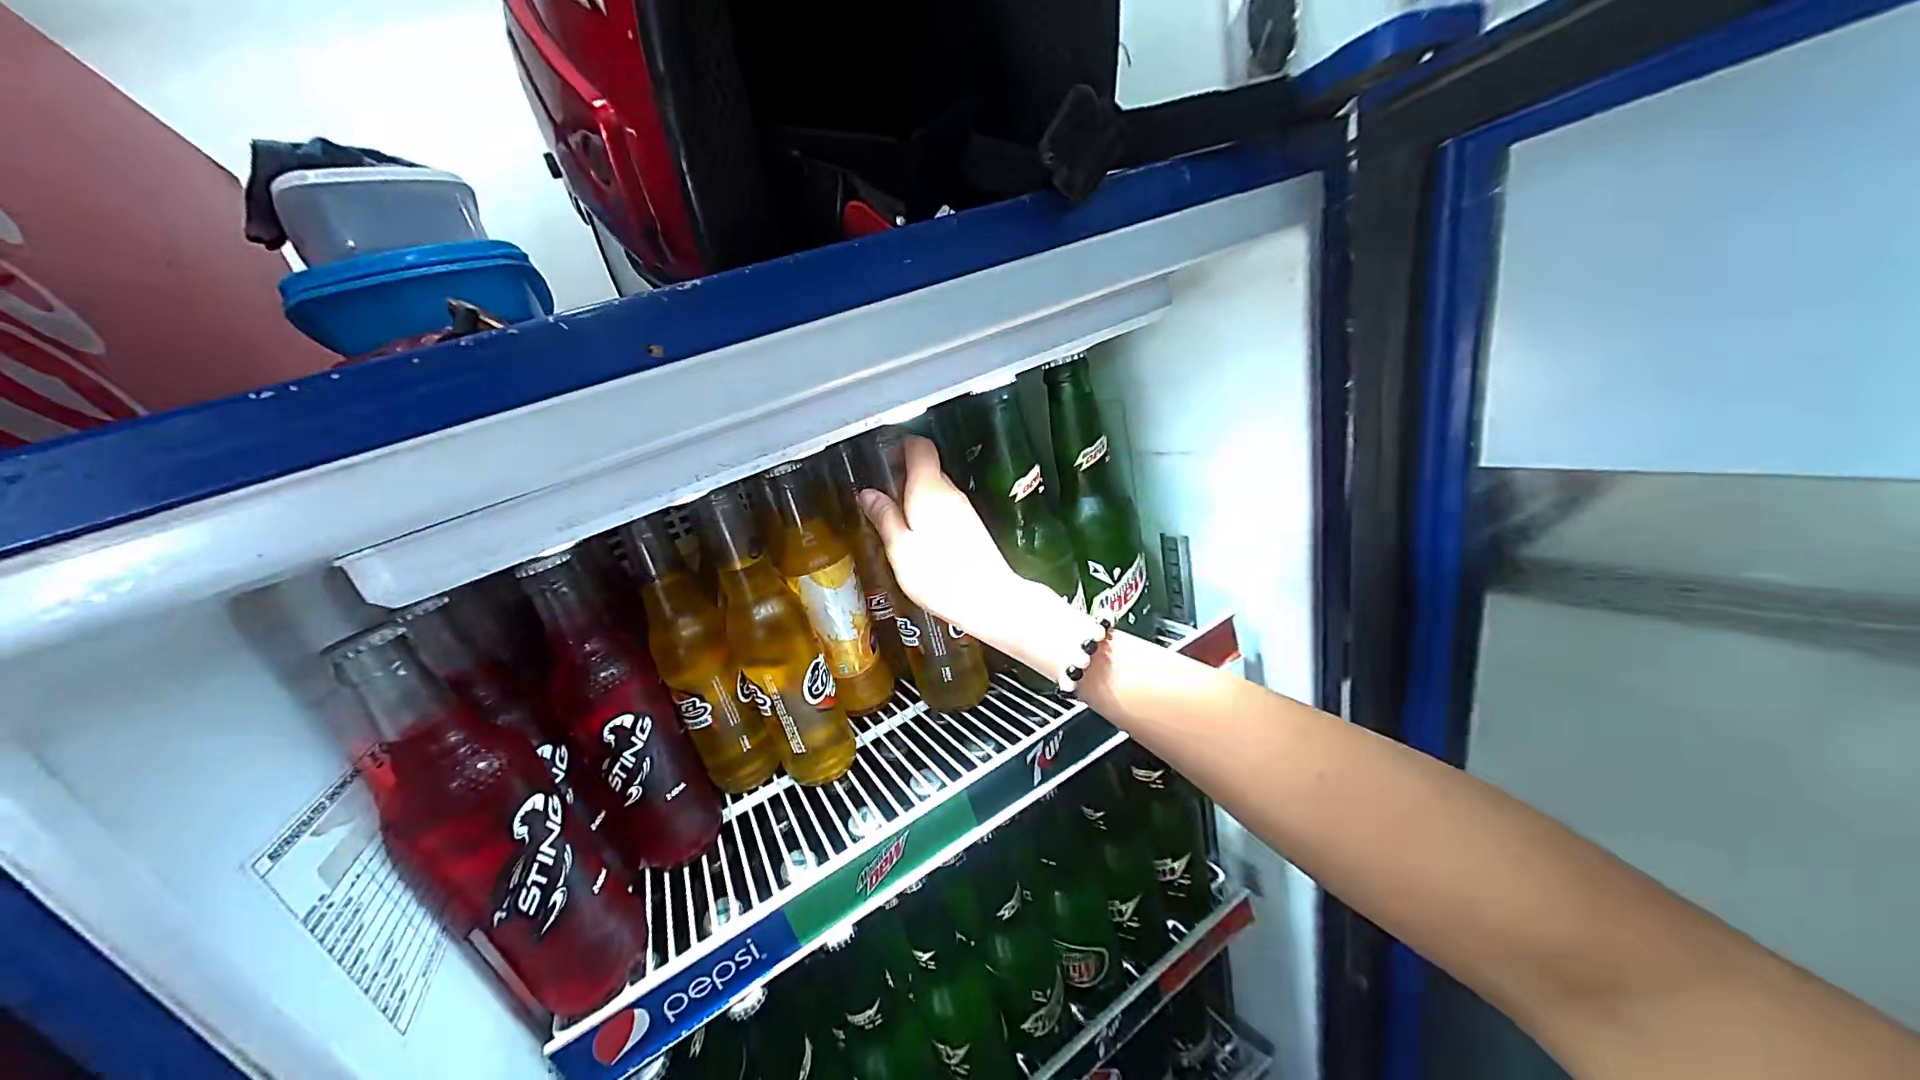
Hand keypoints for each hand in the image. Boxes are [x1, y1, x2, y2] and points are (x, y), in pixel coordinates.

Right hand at [857, 435, 1101, 686]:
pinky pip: (944, 508)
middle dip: (901, 474)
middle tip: (879, 493)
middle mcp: (950, 494)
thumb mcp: (900, 548)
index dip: (899, 445)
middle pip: (926, 467)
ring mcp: (963, 510)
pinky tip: (917, 537)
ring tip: (894, 518)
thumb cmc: (943, 577)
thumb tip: (868, 495)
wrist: (990, 600)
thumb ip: (884, 517)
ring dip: (913, 496)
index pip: (918, 447)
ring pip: (934, 489)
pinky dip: (927, 513)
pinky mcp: (971, 527)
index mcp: (929, 490)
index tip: (882, 456)